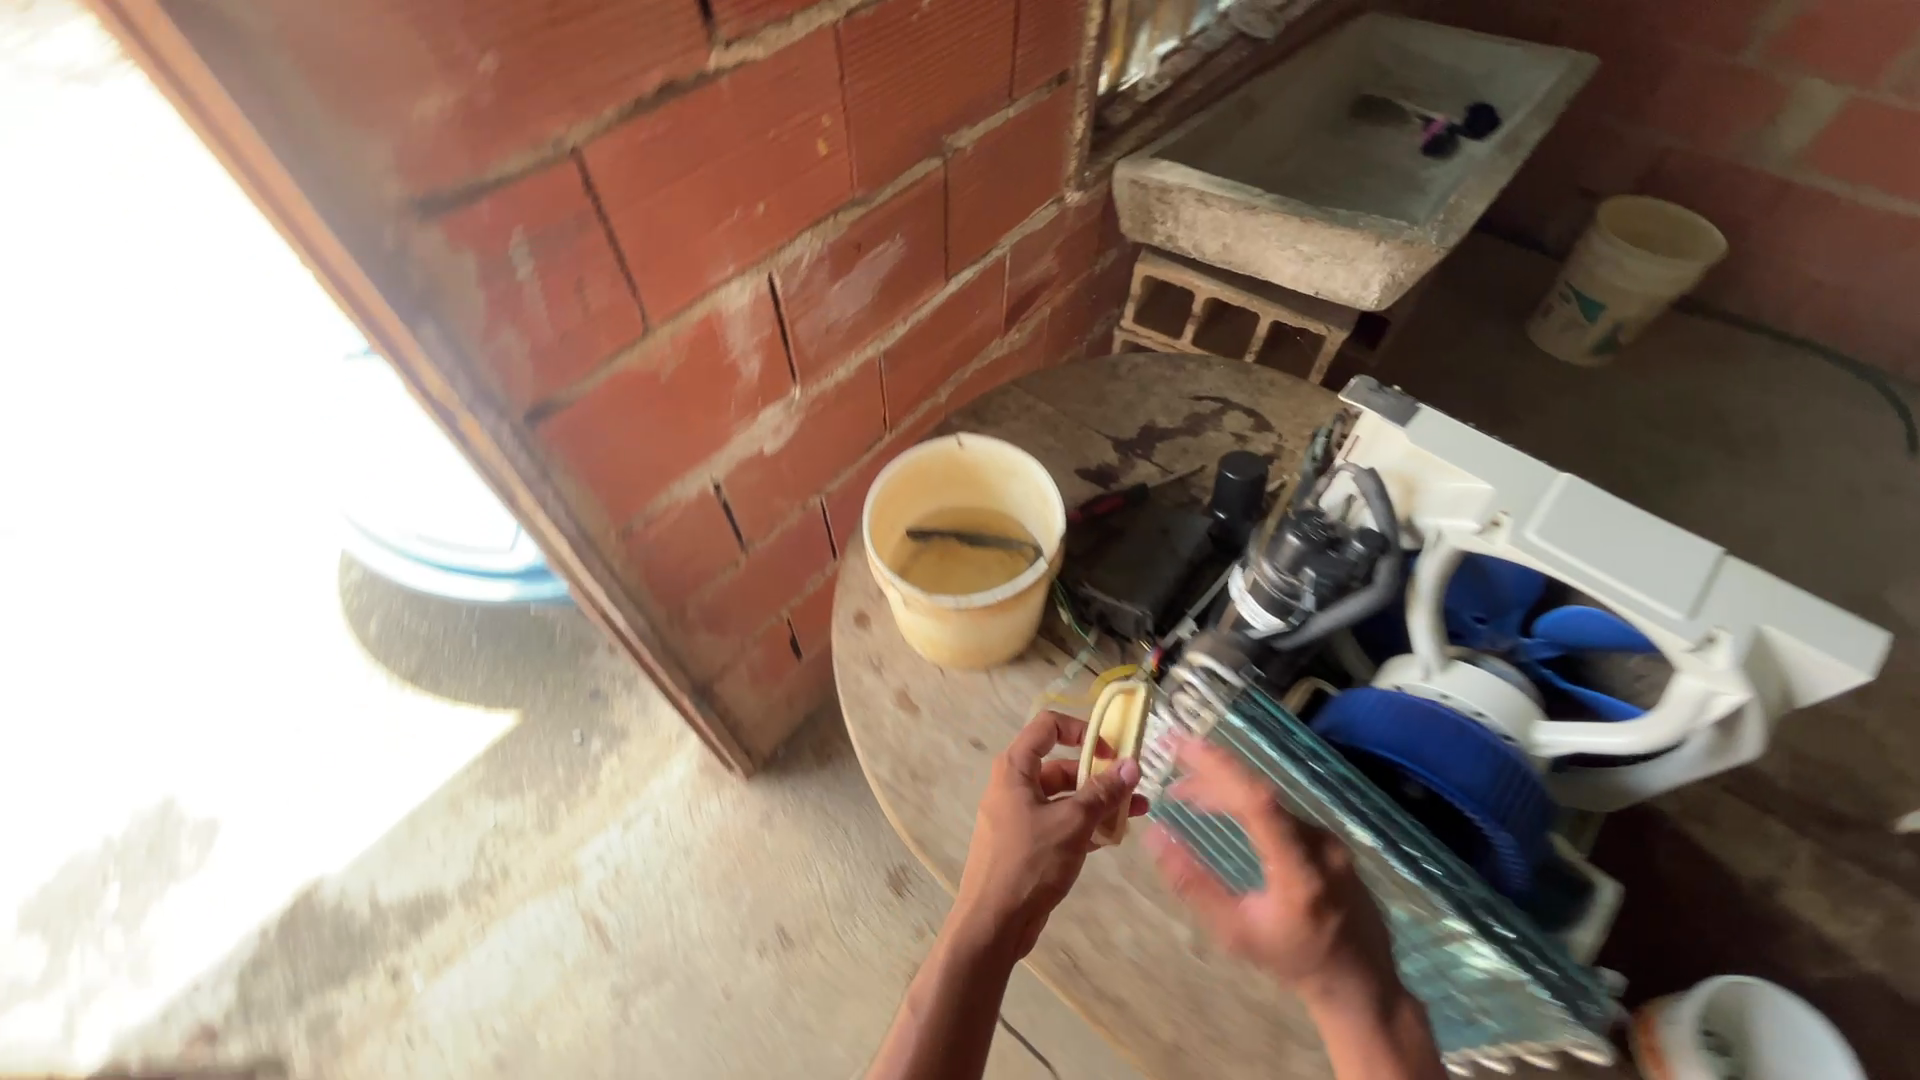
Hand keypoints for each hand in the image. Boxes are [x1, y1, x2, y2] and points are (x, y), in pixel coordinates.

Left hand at [951, 710, 1148, 958]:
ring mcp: (1020, 815)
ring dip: (1098, 802)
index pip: (1048, 726)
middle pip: (1061, 764)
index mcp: (1016, 768)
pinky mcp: (1028, 843)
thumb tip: (1132, 765)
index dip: (1081, 729)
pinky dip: (1086, 825)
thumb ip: (1103, 793)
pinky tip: (1115, 836)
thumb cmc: (1028, 862)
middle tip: (1135, 786)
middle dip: (1100, 774)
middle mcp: (1015, 785)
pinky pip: (1061, 822)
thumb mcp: (1072, 823)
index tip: (1110, 749)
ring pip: (1065, 797)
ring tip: (1137, 812)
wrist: (993, 921)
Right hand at [1145, 737, 1398, 1008]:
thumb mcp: (1235, 931)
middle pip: (1259, 792)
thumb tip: (1155, 836)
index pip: (1259, 803)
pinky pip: (1280, 810)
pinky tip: (1222, 808)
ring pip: (1268, 799)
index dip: (1220, 768)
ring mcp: (1329, 839)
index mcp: (1298, 870)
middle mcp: (1319, 845)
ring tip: (1183, 792)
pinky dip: (1245, 803)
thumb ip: (1194, 884)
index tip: (1184, 744)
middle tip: (1171, 757)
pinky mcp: (1330, 839)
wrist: (1361, 981)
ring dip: (1224, 789)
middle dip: (1210, 771)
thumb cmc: (1293, 960)